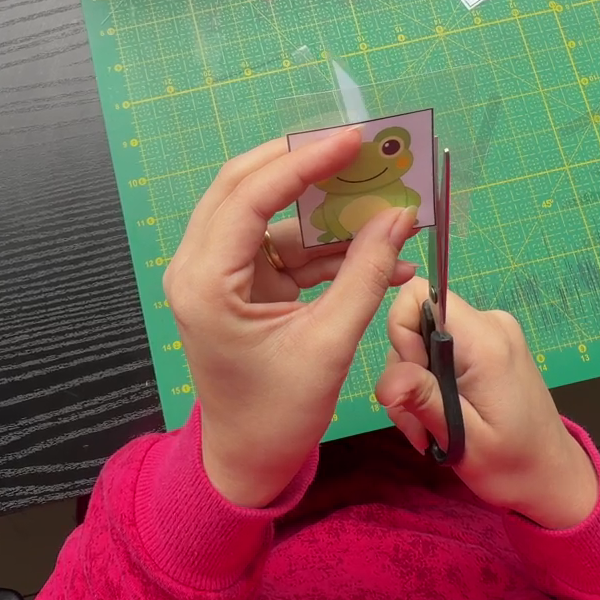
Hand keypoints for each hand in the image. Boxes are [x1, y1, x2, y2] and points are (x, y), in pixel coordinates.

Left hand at [163, 131, 420, 507]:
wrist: (248, 460)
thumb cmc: (278, 414)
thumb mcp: (329, 344)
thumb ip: (366, 275)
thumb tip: (399, 216)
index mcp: (205, 281)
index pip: (250, 196)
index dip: (303, 161)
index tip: (352, 139)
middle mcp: (199, 265)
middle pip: (245, 187)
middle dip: (302, 163)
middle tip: (355, 145)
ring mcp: (217, 271)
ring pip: (265, 211)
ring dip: (320, 204)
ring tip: (375, 191)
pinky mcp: (239, 281)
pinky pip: (280, 244)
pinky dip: (323, 243)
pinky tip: (373, 246)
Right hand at [375, 280, 597, 528]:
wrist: (552, 478)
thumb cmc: (512, 465)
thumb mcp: (462, 439)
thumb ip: (423, 400)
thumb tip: (386, 381)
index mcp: (485, 341)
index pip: (419, 296)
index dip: (402, 333)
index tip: (413, 379)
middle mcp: (487, 324)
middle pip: (415, 322)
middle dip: (405, 371)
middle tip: (418, 419)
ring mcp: (488, 332)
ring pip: (421, 340)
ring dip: (414, 385)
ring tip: (429, 427)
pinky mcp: (484, 345)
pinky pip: (437, 349)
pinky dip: (429, 382)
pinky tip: (438, 417)